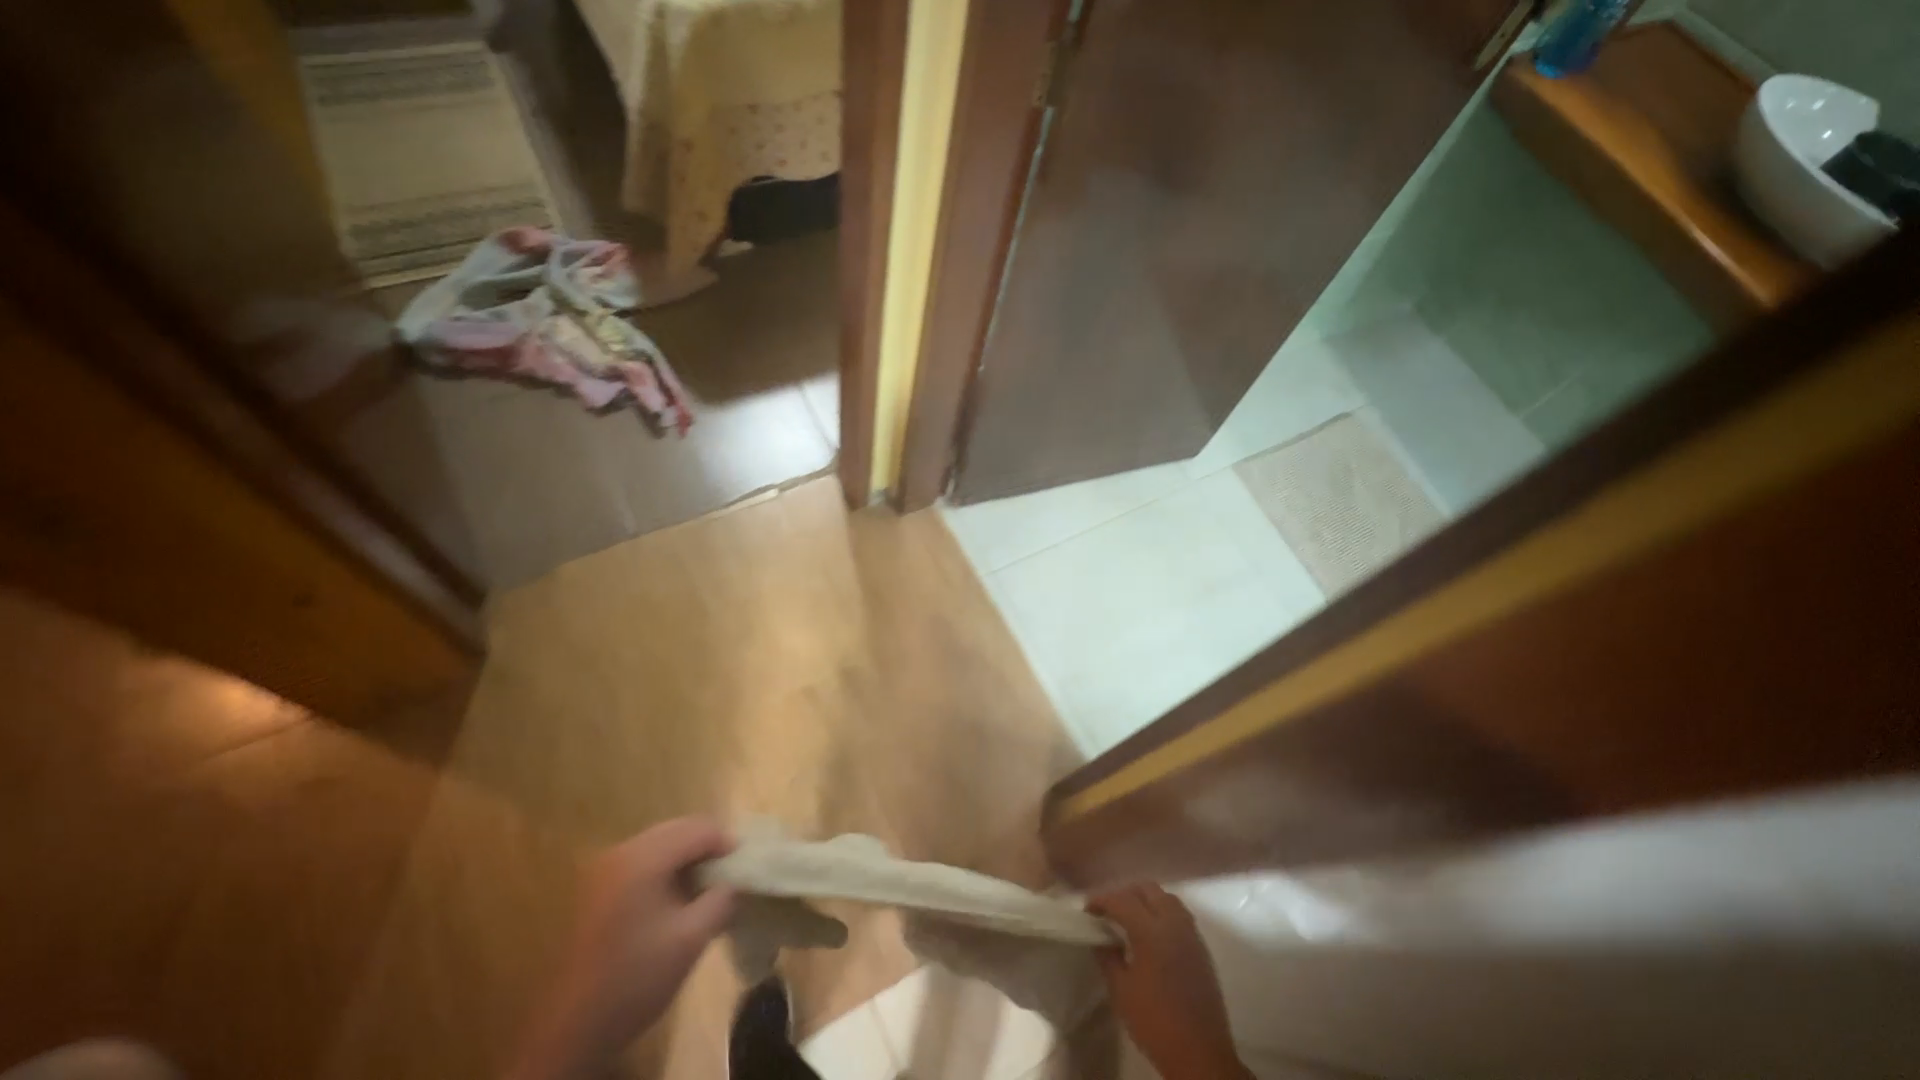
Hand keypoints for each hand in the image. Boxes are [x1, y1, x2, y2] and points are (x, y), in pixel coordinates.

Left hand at [509, 818, 737, 1079]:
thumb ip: (720, 900)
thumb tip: (734, 881)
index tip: (746, 866)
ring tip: (709, 885)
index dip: (726, 842)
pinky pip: (641, 860)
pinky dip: (665, 868)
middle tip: (731, 873)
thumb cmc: (638, 978)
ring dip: (686, 856)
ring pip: (658, 843)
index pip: (696, 830)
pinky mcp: (597, 888)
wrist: (578, 1024)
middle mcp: (620, 853)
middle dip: (706, 845)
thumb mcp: (692, 938)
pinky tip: (678, 896)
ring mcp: (604, 869)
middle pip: (675, 830)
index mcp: (642, 860)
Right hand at [1088, 884, 1249, 1079]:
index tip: (1087, 912)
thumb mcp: (1121, 990)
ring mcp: (1192, 935)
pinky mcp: (1202, 948)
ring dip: (1146, 901)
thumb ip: (1108, 957)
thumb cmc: (1154, 1021)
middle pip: (1148, 889)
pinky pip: (1181, 916)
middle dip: (1125, 894)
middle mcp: (1174, 925)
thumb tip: (1100, 938)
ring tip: (1130, 920)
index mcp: (1151, 932)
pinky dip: (1163, 913)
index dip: (1101, 900)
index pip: (1122, 900)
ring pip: (1168, 899)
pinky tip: (1151, 935)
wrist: (1198, 1051)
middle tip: (1108, 912)